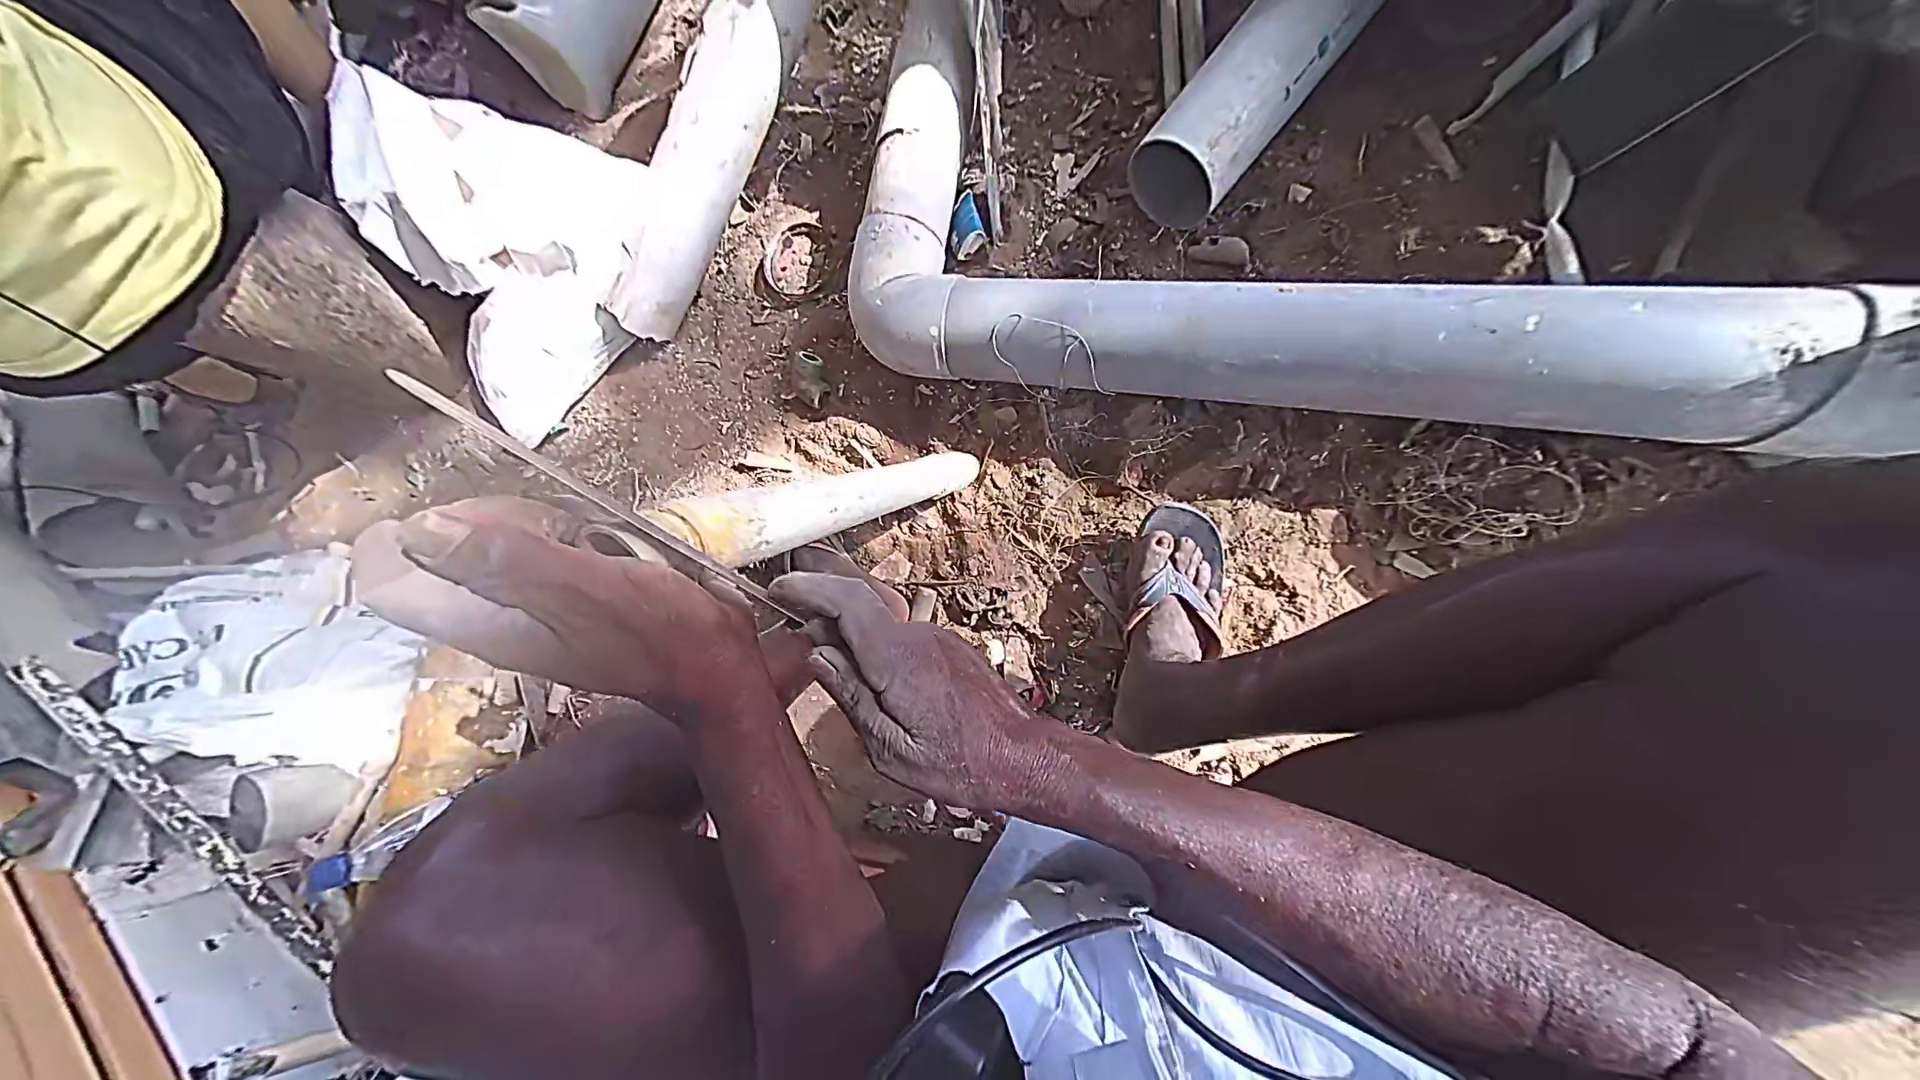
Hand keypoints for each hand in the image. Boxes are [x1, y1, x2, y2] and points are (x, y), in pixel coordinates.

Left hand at [353, 498, 770, 721]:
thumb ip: (509, 560)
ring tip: (599, 538)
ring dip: (543, 527)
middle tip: (560, 527)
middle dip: (495, 522)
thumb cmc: (662, 630)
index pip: (391, 584)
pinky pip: (544, 555)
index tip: (465, 514)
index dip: (403, 539)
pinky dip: (571, 539)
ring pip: (501, 549)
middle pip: (448, 555)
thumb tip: (420, 529)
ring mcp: (537, 611)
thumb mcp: (591, 589)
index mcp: (488, 622)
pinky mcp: (570, 602)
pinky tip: (612, 547)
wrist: (715, 663)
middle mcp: (500, 618)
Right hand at [769, 572, 1064, 810]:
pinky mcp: (946, 644)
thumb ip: (852, 697)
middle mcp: (917, 636)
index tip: (778, 590)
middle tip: (789, 606)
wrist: (1022, 755)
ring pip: (880, 612)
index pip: (847, 602)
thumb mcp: (891, 749)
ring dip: (845, 615)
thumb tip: (817, 655)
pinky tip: (860, 658)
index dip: (807, 588)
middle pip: (861, 596)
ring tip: (820, 638)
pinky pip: (899, 627)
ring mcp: (935, 636)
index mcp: (897, 660)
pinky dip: (870, 631)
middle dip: (820, 592)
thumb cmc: (958, 765)